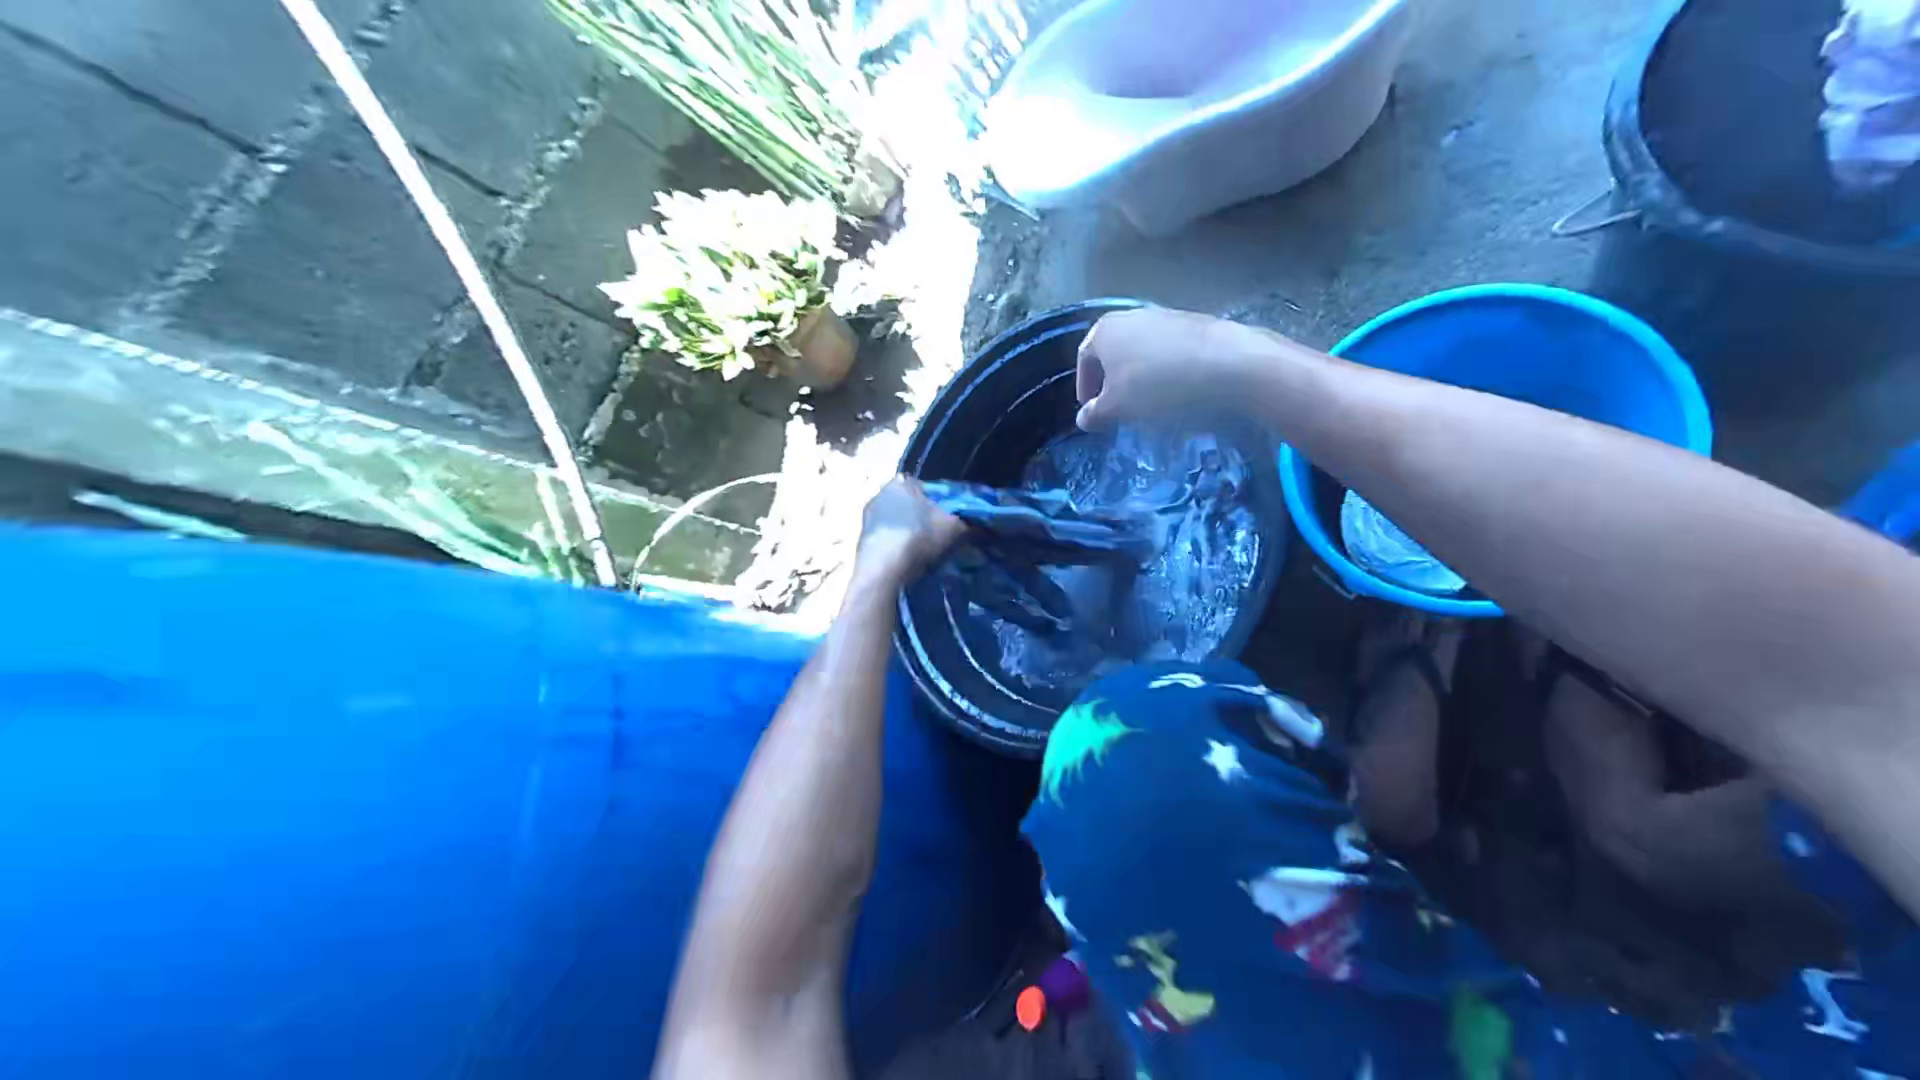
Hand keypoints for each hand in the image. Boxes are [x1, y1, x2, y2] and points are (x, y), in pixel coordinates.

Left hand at [855, 477, 966, 583]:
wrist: (883, 573)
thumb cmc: (920, 538)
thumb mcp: (956, 527)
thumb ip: (973, 522)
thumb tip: (990, 526)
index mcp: (902, 482)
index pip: (928, 487)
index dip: (943, 503)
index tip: (954, 519)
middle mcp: (880, 494)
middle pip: (911, 505)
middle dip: (925, 519)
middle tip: (942, 537)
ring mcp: (867, 519)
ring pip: (898, 524)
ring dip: (911, 535)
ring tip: (928, 554)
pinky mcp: (861, 542)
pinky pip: (888, 542)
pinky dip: (898, 550)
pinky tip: (909, 564)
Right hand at [1074, 307, 1310, 430]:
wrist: (1226, 364)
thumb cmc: (1156, 385)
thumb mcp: (1116, 408)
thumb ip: (1094, 414)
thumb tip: (1083, 418)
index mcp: (1104, 330)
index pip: (1083, 360)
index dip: (1084, 387)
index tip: (1091, 410)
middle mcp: (1130, 315)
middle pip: (1113, 352)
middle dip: (1112, 381)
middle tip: (1118, 408)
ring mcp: (1165, 316)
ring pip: (1142, 350)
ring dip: (1140, 376)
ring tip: (1149, 403)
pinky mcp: (1195, 323)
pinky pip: (1170, 351)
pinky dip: (1167, 370)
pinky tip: (1178, 391)